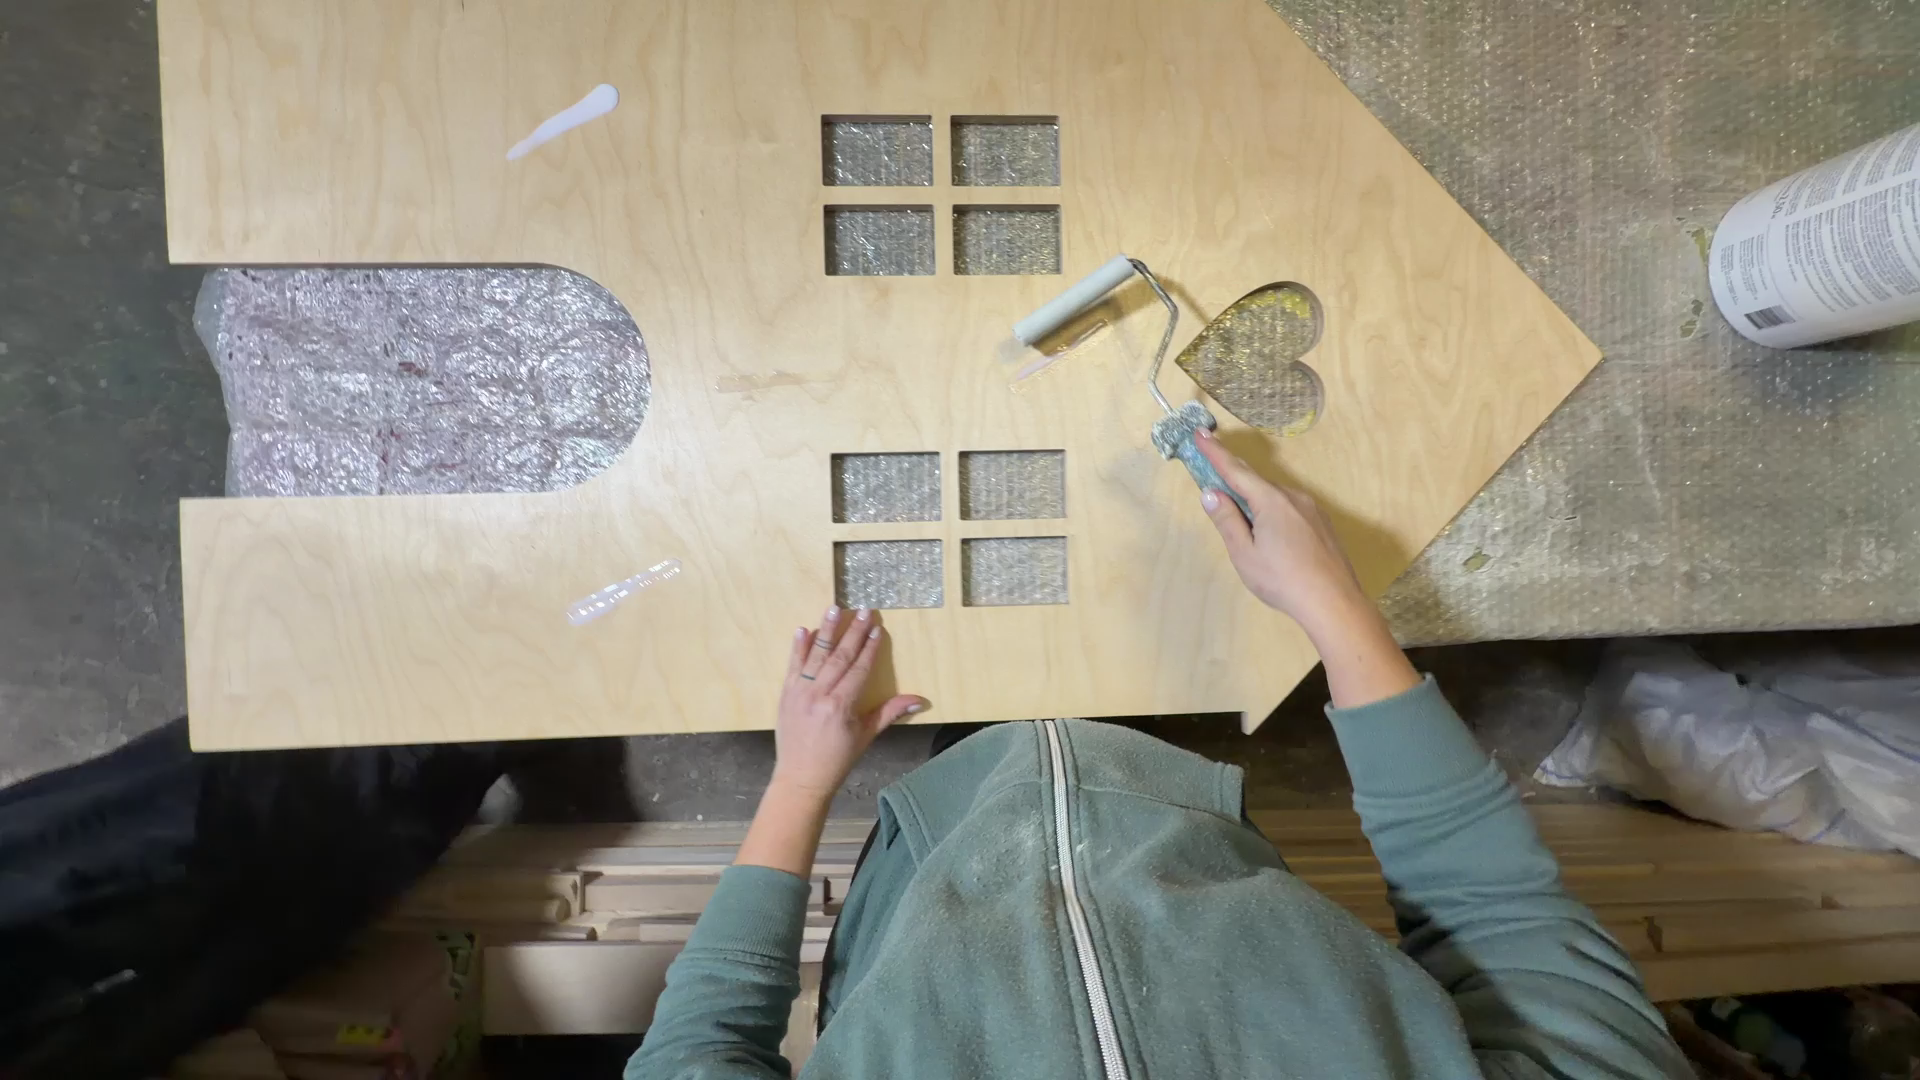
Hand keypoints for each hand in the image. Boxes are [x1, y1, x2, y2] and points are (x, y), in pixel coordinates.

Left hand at [770, 604, 927, 799]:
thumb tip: (920, 700)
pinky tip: (803, 629)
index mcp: (841, 706)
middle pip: (840, 656)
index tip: (877, 628)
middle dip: (853, 632)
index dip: (869, 648)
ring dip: (826, 630)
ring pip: (816, 655)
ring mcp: (800, 692)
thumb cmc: (838, 758)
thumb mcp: (866, 735)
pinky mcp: (785, 693)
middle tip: (864, 610)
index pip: (859, 669)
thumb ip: (891, 712)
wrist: (800, 778)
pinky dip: (798, 647)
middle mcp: (820, 695)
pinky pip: (793, 666)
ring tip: (834, 608)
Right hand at [1192, 429, 1369, 634]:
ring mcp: (1311, 509)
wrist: (1334, 603)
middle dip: (1232, 476)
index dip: (1216, 452)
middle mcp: (1293, 497)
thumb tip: (1211, 493)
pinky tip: (1269, 534)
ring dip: (1253, 501)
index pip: (1235, 470)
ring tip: (1241, 523)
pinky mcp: (1321, 524)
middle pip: (1256, 483)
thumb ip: (1227, 520)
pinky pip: (1288, 509)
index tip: (1201, 433)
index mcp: (1270, 501)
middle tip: (1211, 471)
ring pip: (1273, 497)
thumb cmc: (1281, 580)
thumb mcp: (1244, 553)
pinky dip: (1271, 512)